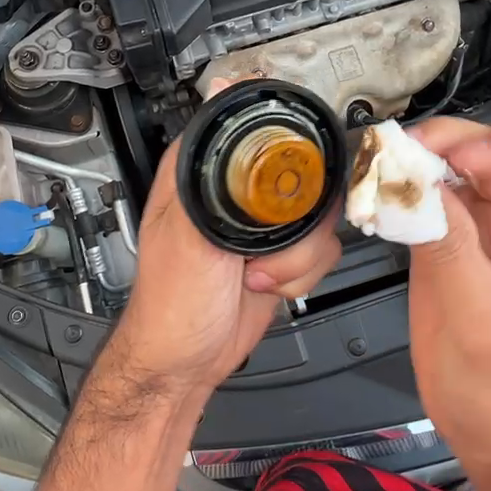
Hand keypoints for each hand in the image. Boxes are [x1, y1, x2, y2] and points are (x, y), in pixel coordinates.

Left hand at [101, 143, 341, 400]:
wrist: (187, 360)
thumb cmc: (170, 301)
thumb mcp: (186, 236)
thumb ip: (214, 187)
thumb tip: (231, 130)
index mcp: (203, 172)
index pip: (257, 135)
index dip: (279, 160)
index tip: (278, 198)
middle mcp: (236, 192)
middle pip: (302, 177)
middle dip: (294, 224)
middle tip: (262, 249)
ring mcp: (263, 224)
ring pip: (318, 216)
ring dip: (296, 258)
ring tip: (256, 273)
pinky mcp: (283, 251)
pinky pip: (321, 248)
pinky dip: (302, 274)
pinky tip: (268, 285)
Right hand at [403, 117, 490, 477]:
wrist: (486, 429)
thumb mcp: (482, 321)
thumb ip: (452, 251)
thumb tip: (418, 189)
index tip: (458, 161)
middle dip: (455, 143)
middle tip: (408, 150)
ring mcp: (488, 227)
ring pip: (461, 167)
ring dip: (427, 158)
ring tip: (389, 163)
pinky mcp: (452, 237)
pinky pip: (431, 196)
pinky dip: (407, 187)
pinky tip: (383, 189)